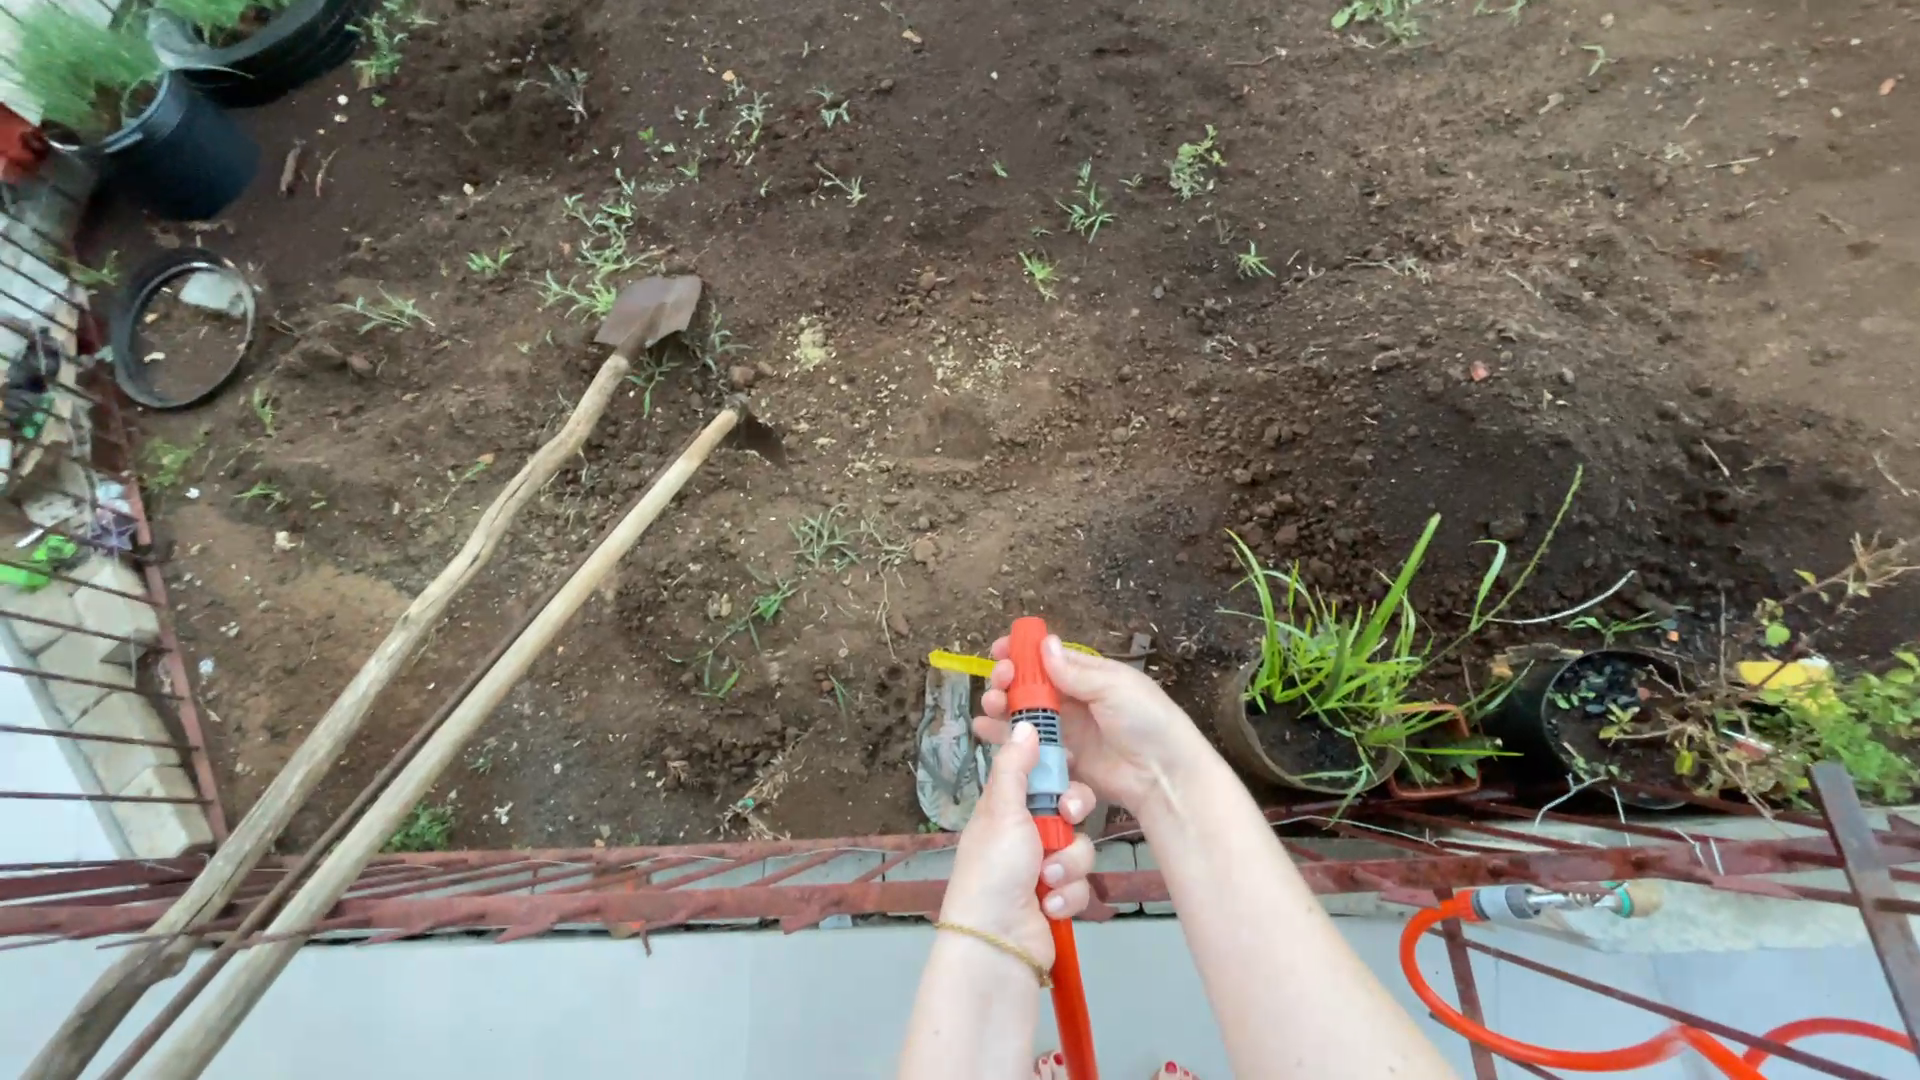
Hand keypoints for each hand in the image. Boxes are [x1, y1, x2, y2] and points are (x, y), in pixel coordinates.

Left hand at [939, 722, 1097, 967]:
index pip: (1039, 774)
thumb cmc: (994, 868)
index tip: (1069, 768)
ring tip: (1048, 882)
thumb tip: (1025, 725)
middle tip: (1065, 820)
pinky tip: (1051, 906)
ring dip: (1069, 865)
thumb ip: (1015, 767)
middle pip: (1068, 809)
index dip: (1058, 770)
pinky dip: (1069, 895)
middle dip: (1071, 820)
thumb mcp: (1002, 810)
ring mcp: (1041, 866)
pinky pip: (1081, 883)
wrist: (997, 944)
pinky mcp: (1057, 897)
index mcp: (1005, 807)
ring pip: (1079, 847)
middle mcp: (1023, 833)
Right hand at [973, 634, 1213, 814]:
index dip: (1021, 652)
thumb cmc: (1146, 720)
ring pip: (1023, 715)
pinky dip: (1004, 737)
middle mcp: (1071, 701)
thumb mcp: (1114, 687)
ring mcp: (1064, 731)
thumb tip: (1045, 644)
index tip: (999, 650)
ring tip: (989, 707)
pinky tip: (985, 731)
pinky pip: (1028, 746)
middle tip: (998, 683)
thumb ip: (1075, 672)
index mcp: (1087, 676)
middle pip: (1028, 686)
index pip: (1047, 658)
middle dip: (1006, 680)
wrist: (1164, 775)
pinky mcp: (1060, 760)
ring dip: (1001, 707)